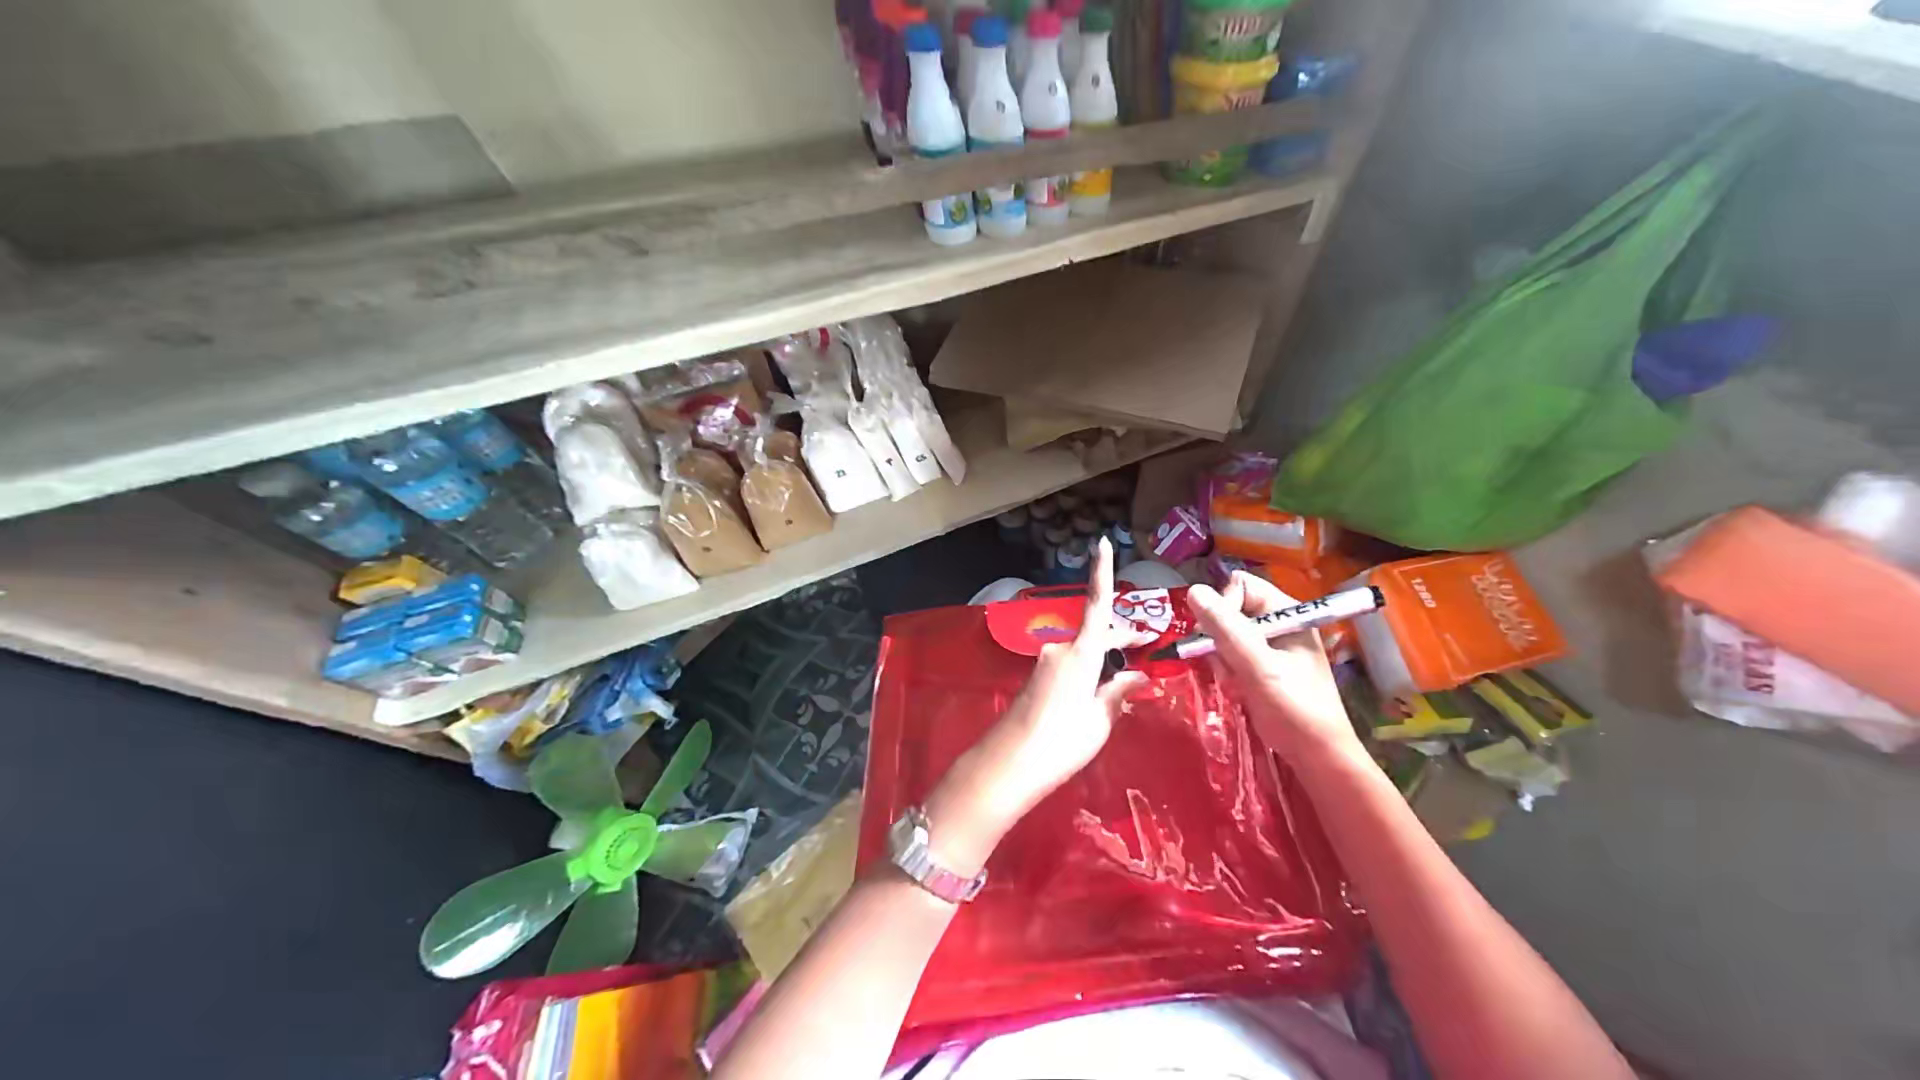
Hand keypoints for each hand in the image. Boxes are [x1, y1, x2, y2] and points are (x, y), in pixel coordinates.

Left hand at [924, 537, 1150, 873]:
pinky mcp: (1036, 680)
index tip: (1100, 542)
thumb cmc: (1062, 742)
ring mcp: (1045, 664)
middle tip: (1146, 646)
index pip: (1096, 604)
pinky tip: (1101, 694)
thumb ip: (1120, 693)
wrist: (1009, 764)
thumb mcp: (1100, 719)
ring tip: (1128, 679)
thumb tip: (1141, 675)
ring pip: (1083, 652)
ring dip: (1105, 659)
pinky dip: (1088, 672)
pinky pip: (1070, 667)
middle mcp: (1060, 650)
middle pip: (1096, 633)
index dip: (1101, 573)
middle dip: (1121, 637)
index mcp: (1080, 653)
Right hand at [1187, 571, 1364, 768]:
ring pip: (1226, 636)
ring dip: (1222, 659)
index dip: (1224, 606)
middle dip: (1220, 638)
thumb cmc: (1294, 709)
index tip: (1219, 637)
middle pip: (1230, 610)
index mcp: (1289, 614)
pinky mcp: (1263, 668)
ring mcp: (1271, 647)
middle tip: (1227, 665)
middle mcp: (1280, 624)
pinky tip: (1236, 690)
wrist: (1318, 758)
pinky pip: (1231, 656)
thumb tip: (1194, 590)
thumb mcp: (1258, 666)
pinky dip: (1227, 672)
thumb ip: (1226, 629)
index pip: (1241, 586)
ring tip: (1234, 683)